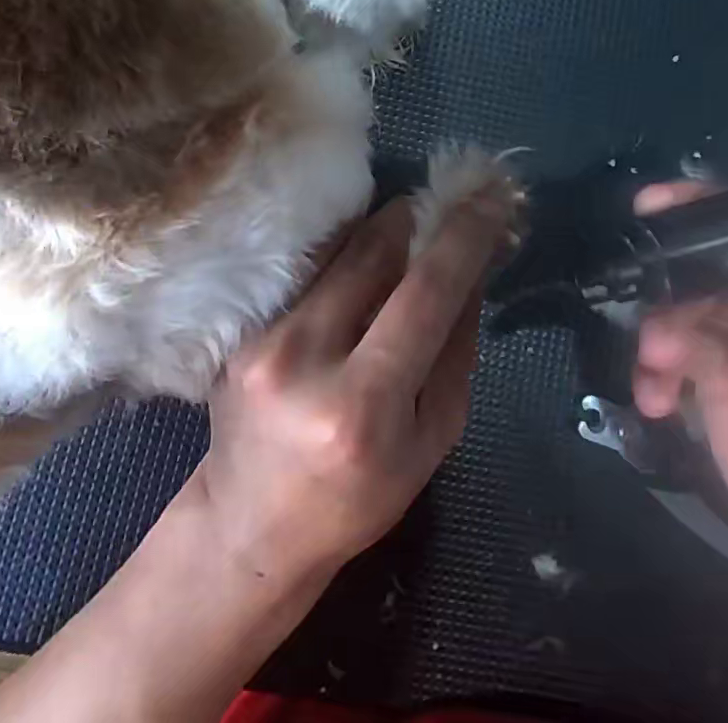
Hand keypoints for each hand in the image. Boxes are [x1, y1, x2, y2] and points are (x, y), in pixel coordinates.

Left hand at [192, 192, 513, 584]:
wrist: (252, 528)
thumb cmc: (358, 499)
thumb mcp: (433, 439)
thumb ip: (456, 352)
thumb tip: (470, 273)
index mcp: (363, 404)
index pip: (424, 294)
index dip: (463, 238)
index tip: (490, 199)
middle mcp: (303, 360)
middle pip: (371, 252)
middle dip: (419, 215)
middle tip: (450, 200)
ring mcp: (260, 341)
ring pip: (334, 251)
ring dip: (382, 230)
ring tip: (413, 227)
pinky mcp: (237, 332)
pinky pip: (307, 272)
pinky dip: (345, 255)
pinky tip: (365, 262)